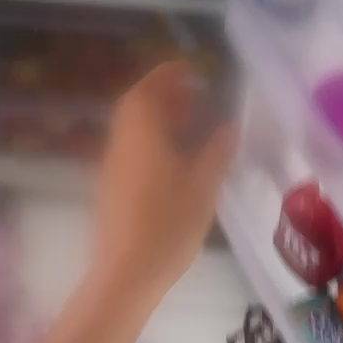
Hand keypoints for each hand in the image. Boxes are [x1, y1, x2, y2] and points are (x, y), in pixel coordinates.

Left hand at [92, 61, 239, 300]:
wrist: (126, 273)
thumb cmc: (168, 223)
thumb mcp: (203, 184)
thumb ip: (217, 150)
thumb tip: (229, 125)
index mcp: (141, 132)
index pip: (149, 88)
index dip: (168, 74)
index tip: (191, 69)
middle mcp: (122, 141)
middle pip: (137, 106)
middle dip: (165, 95)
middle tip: (196, 96)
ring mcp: (114, 165)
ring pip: (134, 128)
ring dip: (160, 118)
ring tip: (193, 125)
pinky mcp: (113, 186)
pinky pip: (133, 147)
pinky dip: (153, 139)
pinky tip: (178, 158)